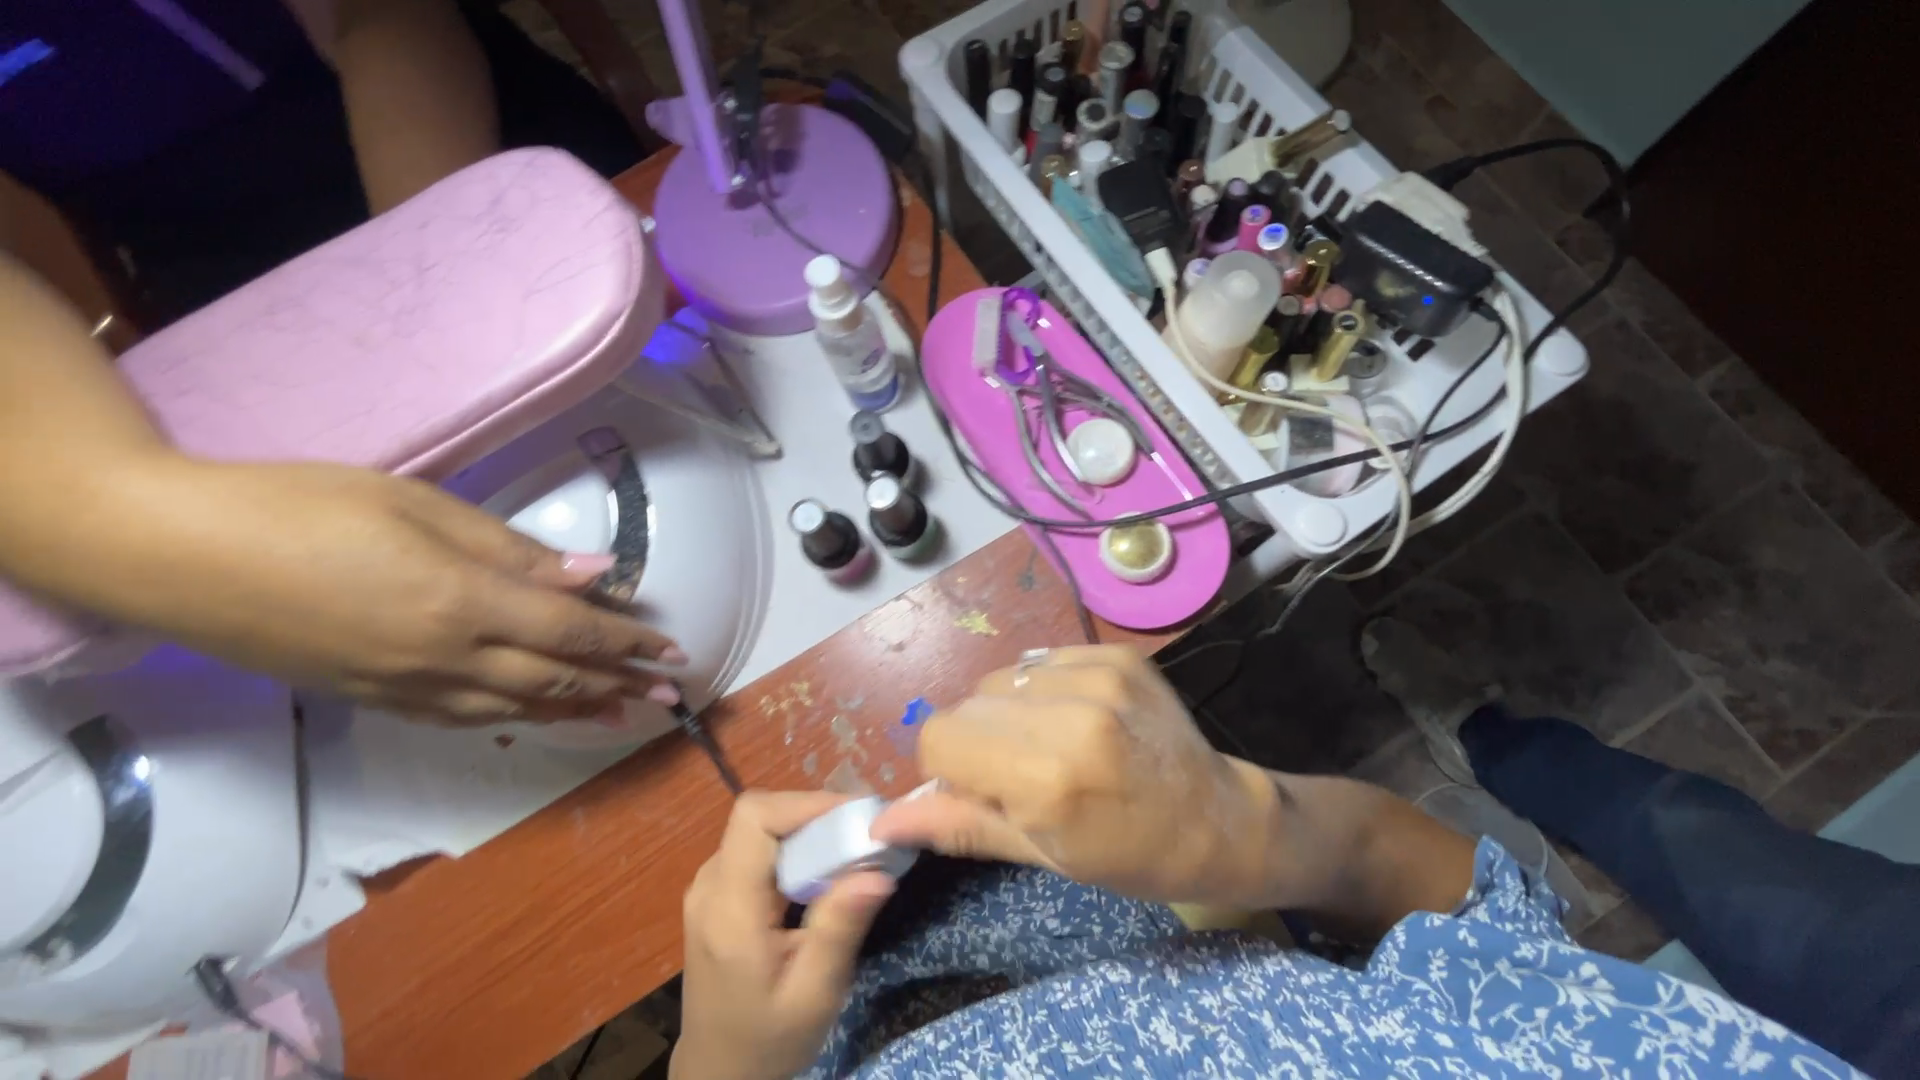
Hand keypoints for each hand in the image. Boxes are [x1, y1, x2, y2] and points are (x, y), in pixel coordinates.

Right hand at [60, 458, 683, 723]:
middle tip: (671, 697)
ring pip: (517, 707)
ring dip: (579, 710)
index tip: (675, 651)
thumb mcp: (424, 507)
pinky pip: (466, 718)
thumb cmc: (307, 507)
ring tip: (623, 715)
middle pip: (557, 678)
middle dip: (622, 686)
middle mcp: (448, 658)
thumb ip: (515, 550)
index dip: (632, 644)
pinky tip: (538, 715)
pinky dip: (518, 717)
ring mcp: (409, 687)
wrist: (176, 553)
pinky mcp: (373, 699)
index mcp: (467, 603)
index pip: (576, 632)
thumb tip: (596, 575)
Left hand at [675, 793, 893, 1079]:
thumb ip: (840, 929)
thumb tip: (879, 872)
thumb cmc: (768, 1038)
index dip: (807, 804)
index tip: (856, 821)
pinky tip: (824, 875)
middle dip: (817, 817)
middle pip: (761, 817)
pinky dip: (796, 849)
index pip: (755, 817)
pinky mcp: (718, 893)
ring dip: (809, 831)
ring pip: (761, 828)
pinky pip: (759, 848)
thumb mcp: (814, 994)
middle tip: (865, 838)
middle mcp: (710, 884)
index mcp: (729, 907)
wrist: (719, 1073)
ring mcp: (709, 886)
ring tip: (852, 854)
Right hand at [872, 645, 1280, 906]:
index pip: (939, 738)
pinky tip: (1079, 718)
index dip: (948, 770)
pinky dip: (1044, 688)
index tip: (981, 791)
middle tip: (1021, 774)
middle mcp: (1070, 714)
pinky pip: (1041, 659)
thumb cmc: (1128, 855)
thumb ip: (959, 825)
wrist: (1218, 819)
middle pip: (967, 704)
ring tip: (1053, 743)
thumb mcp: (1042, 855)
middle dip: (978, 741)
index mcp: (1048, 778)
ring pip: (1001, 677)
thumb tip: (883, 818)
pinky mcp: (1116, 654)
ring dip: (1010, 711)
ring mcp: (1098, 675)